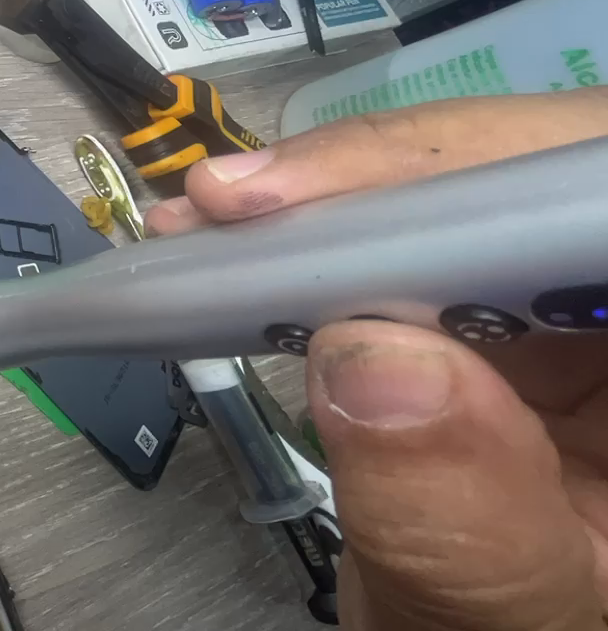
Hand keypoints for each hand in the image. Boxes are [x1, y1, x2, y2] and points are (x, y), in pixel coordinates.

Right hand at [148, 89, 607, 630]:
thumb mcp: (503, 618)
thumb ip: (456, 511)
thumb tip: (370, 353)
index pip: (605, 216)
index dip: (480, 180)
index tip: (313, 202)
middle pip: (533, 183)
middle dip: (370, 178)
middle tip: (227, 199)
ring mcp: (565, 308)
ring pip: (456, 196)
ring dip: (313, 199)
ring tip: (199, 219)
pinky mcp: (491, 307)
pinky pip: (401, 237)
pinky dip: (300, 234)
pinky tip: (226, 243)